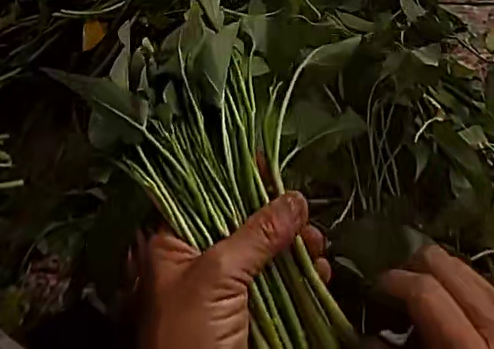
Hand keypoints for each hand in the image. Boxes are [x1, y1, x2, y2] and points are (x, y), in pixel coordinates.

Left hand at [140, 191, 329, 348]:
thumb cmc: (187, 339)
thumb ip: (256, 234)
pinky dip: (301, 277)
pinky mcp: (247, 317)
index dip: (238, 175)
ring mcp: (224, 291)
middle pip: (242, 222)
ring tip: (317, 244)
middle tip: (304, 211)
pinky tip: (319, 271)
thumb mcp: (218, 276)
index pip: (207, 193)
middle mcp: (198, 261)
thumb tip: (293, 200)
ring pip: (265, 255)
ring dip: (295, 247)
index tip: (270, 161)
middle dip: (277, 215)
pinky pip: (277, 287)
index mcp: (174, 243)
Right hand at [377, 245, 493, 348]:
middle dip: (410, 266)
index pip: (427, 291)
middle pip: (445, 263)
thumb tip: (366, 336)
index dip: (392, 282)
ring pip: (467, 270)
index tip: (371, 289)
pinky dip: (465, 296)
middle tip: (391, 289)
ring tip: (420, 302)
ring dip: (438, 278)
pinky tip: (455, 319)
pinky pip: (491, 293)